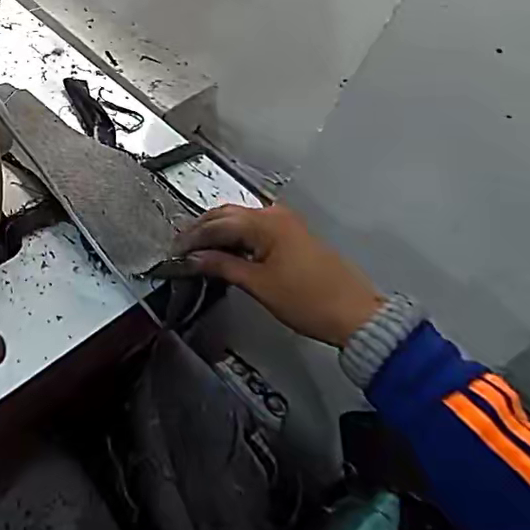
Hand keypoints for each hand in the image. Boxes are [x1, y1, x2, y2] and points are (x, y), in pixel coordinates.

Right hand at [176, 203, 384, 346]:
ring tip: (197, 251)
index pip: (218, 224)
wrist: (354, 314)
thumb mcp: (258, 285)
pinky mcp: (292, 236)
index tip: (174, 252)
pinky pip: (255, 228)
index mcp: (265, 222)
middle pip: (228, 215)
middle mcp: (275, 215)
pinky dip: (236, 237)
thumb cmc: (307, 300)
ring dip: (218, 232)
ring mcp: (285, 223)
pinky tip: (225, 252)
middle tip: (181, 248)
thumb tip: (194, 259)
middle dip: (202, 229)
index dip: (193, 238)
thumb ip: (222, 266)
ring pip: (241, 220)